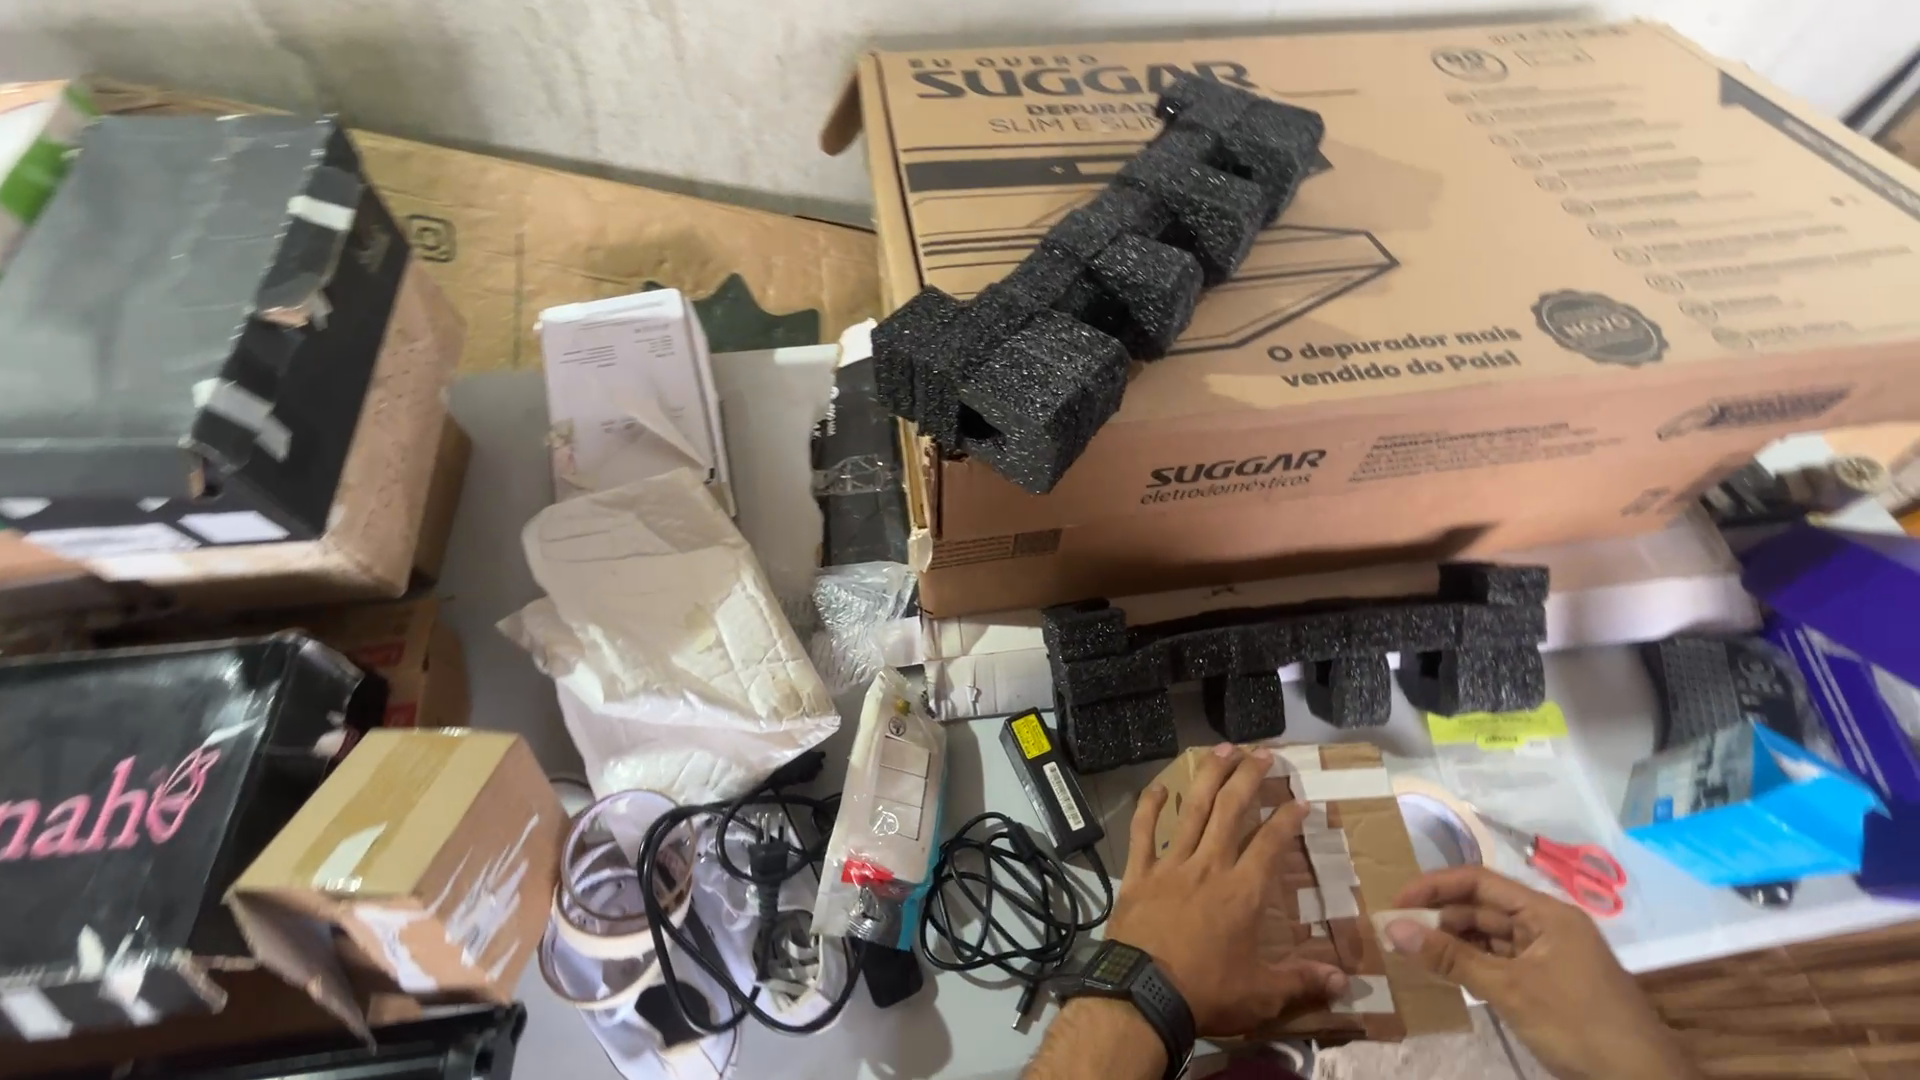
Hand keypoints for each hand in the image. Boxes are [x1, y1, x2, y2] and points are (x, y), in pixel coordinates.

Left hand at [1109, 743, 1347, 1035]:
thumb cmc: (1206, 993)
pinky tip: (1158, 787)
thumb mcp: (1262, 995)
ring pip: (1192, 810)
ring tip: (1222, 750)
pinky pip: (1143, 832)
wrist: (1142, 993)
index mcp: (1242, 892)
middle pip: (1230, 810)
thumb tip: (1346, 981)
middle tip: (1262, 753)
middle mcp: (1208, 866)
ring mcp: (1170, 864)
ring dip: (1208, 777)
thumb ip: (1302, 981)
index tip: (1301, 800)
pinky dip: (1149, 807)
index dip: (1287, 819)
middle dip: (1248, 777)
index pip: (1270, 844)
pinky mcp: (1139, 872)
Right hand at [1385, 867, 1696, 1079]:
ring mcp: (1552, 956)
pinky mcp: (1552, 985)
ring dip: (1453, 942)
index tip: (1397, 902)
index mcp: (1547, 914)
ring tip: (1414, 952)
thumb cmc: (1580, 1027)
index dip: (1434, 887)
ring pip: (1489, 936)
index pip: (1478, 881)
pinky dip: (1473, 964)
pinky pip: (1502, 962)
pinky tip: (1447, 973)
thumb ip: (1450, 957)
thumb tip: (1392, 928)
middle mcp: (1549, 926)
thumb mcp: (1509, 991)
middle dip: (1439, 917)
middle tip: (1398, 932)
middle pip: (1482, 907)